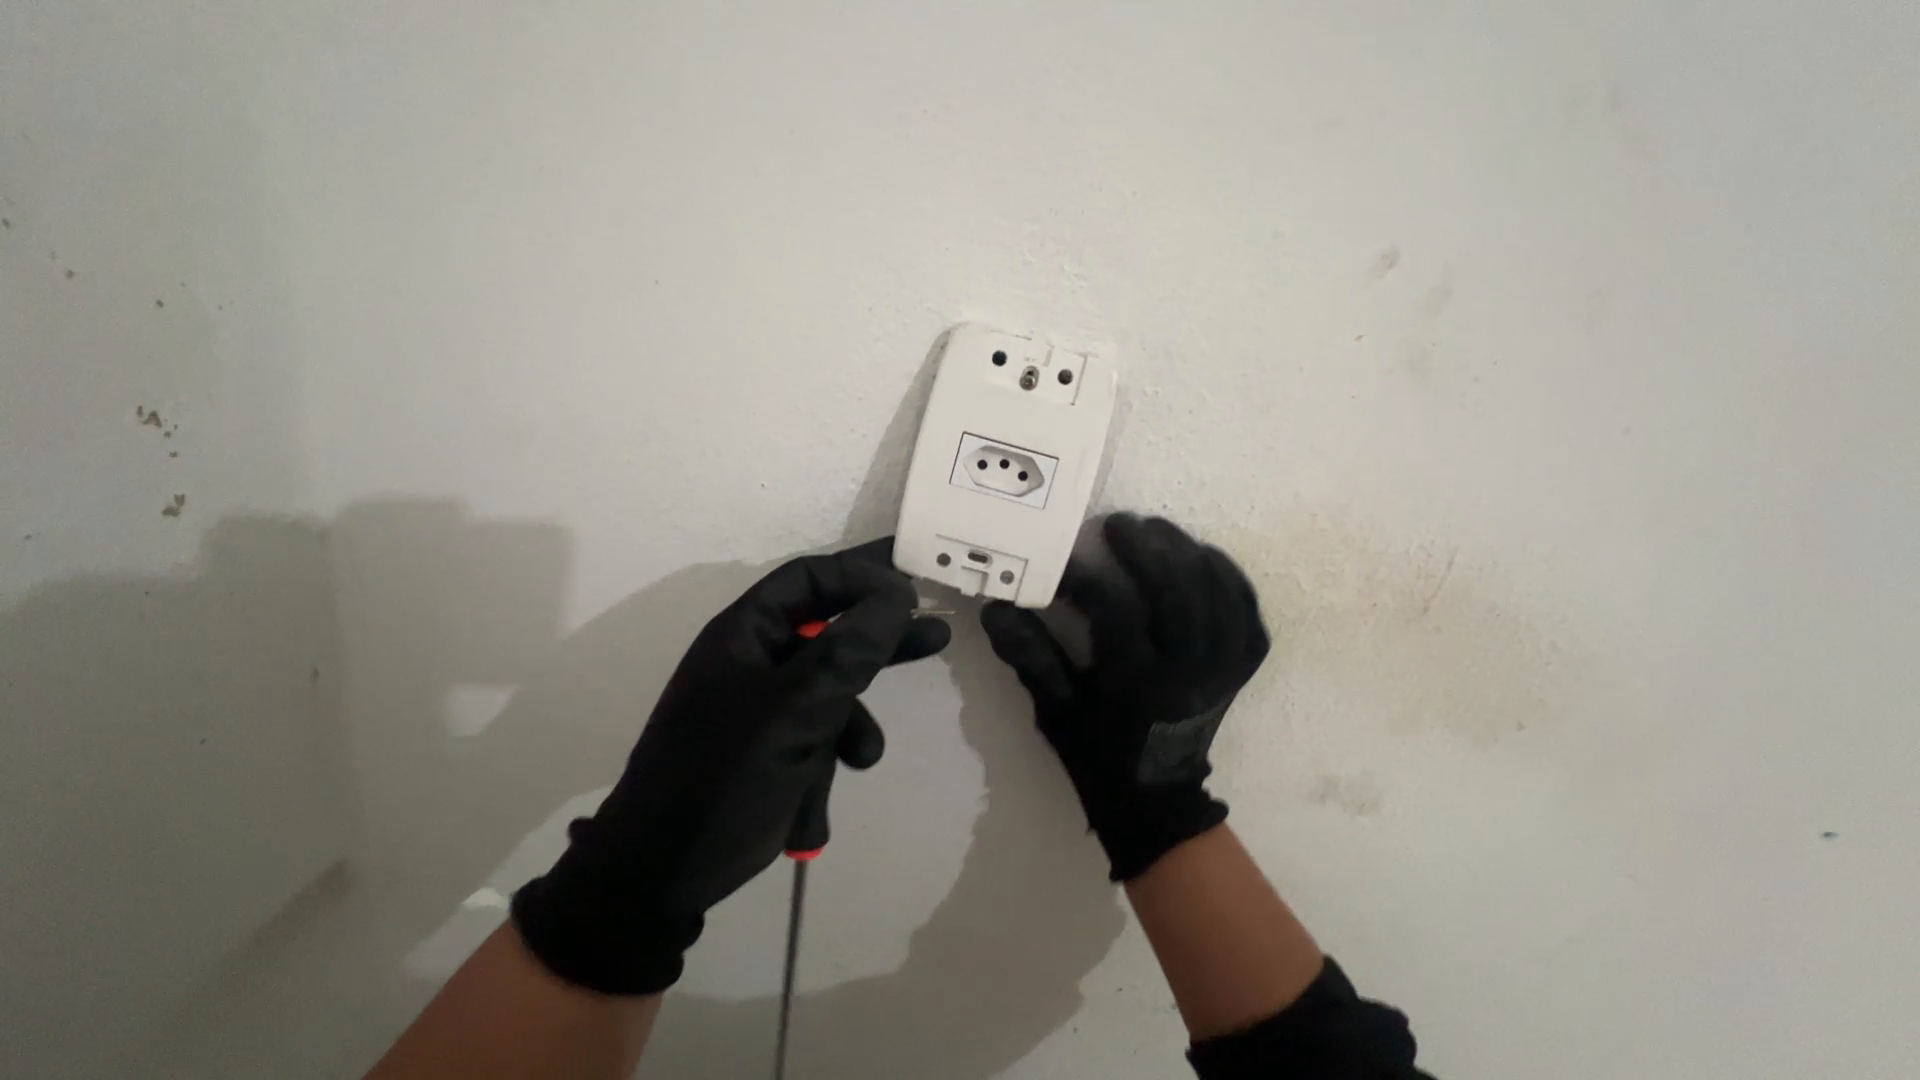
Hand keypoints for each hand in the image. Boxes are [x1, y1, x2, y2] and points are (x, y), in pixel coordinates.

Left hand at [512, 539, 949, 994]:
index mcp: (745, 633)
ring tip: (865, 757)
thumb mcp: (795, 708)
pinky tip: (820, 806)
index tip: (909, 593)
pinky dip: (828, 762)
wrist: (663, 869)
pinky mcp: (776, 749)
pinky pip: (820, 737)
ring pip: (833, 692)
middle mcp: (755, 660)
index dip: (861, 577)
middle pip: (831, 629)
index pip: (809, 577)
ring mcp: (765, 707)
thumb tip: (896, 596)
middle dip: (880, 639)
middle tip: (935, 632)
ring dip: (853, 724)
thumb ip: (849, 650)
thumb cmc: (724, 774)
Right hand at [982, 514, 1268, 880]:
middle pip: (1177, 591)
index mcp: (1137, 683)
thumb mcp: (1054, 710)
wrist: (1157, 799)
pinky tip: (1206, 555)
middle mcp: (1187, 672)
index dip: (1085, 577)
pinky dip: (1230, 578)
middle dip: (1146, 549)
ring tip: (1156, 529)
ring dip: (1186, 552)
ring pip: (1215, 593)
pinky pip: (1246, 612)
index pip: (1115, 610)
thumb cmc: (1096, 754)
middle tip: (1118, 523)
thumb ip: (1029, 655)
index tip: (1060, 560)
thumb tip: (994, 607)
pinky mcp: (1241, 669)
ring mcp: (1222, 669)